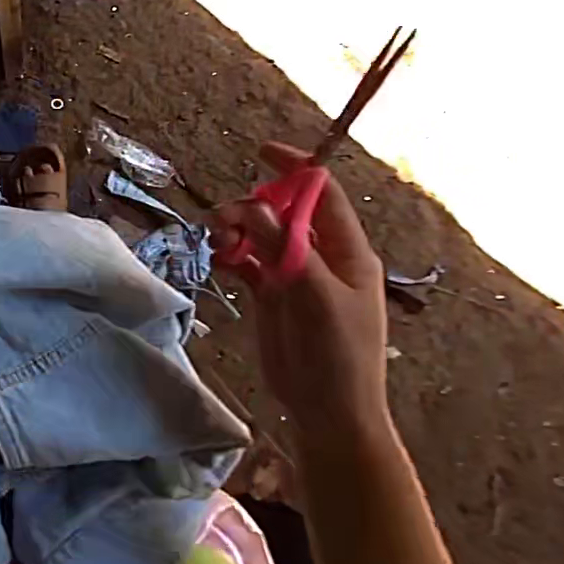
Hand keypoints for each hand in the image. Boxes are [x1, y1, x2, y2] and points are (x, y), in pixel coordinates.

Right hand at [213, 142, 389, 436]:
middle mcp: (320, 257)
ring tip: (216, 242)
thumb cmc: (338, 355)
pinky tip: (219, 258)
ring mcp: (294, 276)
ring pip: (262, 237)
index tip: (263, 153)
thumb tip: (257, 208)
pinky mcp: (272, 296)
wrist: (327, 410)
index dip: (296, 170)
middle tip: (222, 221)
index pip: (323, 195)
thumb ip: (286, 251)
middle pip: (284, 214)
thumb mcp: (316, 298)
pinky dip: (233, 256)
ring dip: (238, 231)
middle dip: (253, 208)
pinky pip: (249, 263)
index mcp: (347, 252)